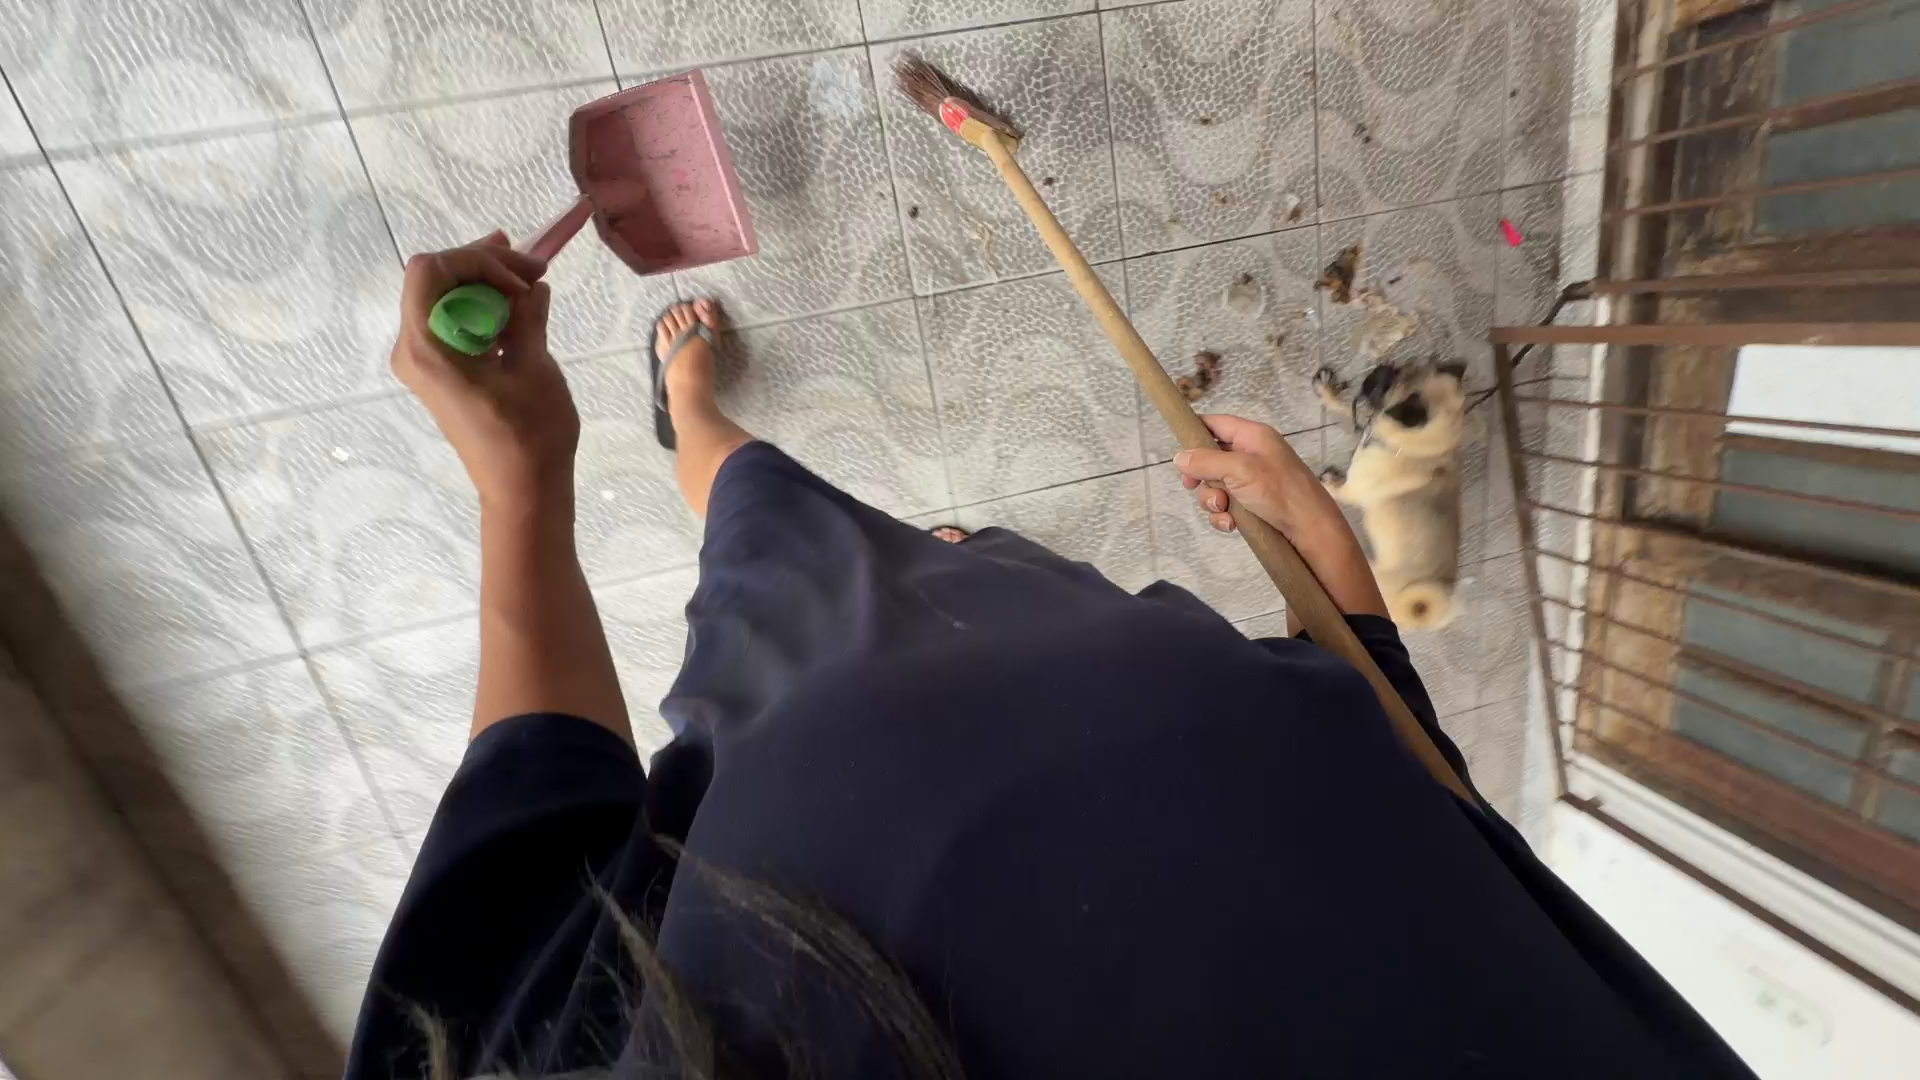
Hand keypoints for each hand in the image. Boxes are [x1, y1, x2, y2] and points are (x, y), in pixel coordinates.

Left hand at [390, 233, 578, 512]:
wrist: (523, 489)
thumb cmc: (531, 434)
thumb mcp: (535, 368)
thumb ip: (527, 319)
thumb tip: (533, 287)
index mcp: (428, 345)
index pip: (432, 271)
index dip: (480, 261)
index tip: (526, 279)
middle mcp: (413, 348)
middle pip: (435, 282)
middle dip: (484, 268)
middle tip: (535, 270)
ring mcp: (425, 363)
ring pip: (445, 301)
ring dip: (486, 288)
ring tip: (531, 284)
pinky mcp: (442, 375)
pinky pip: (455, 327)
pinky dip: (484, 313)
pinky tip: (517, 311)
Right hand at [1174, 414, 1342, 539]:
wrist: (1310, 530)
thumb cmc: (1280, 492)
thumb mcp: (1239, 470)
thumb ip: (1206, 461)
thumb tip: (1179, 457)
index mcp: (1252, 437)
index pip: (1215, 424)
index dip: (1194, 432)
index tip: (1177, 448)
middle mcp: (1249, 456)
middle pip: (1208, 459)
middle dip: (1200, 476)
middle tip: (1192, 485)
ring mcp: (1250, 481)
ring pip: (1213, 486)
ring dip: (1212, 500)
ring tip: (1225, 509)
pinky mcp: (1250, 504)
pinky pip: (1224, 506)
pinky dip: (1223, 516)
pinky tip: (1231, 524)